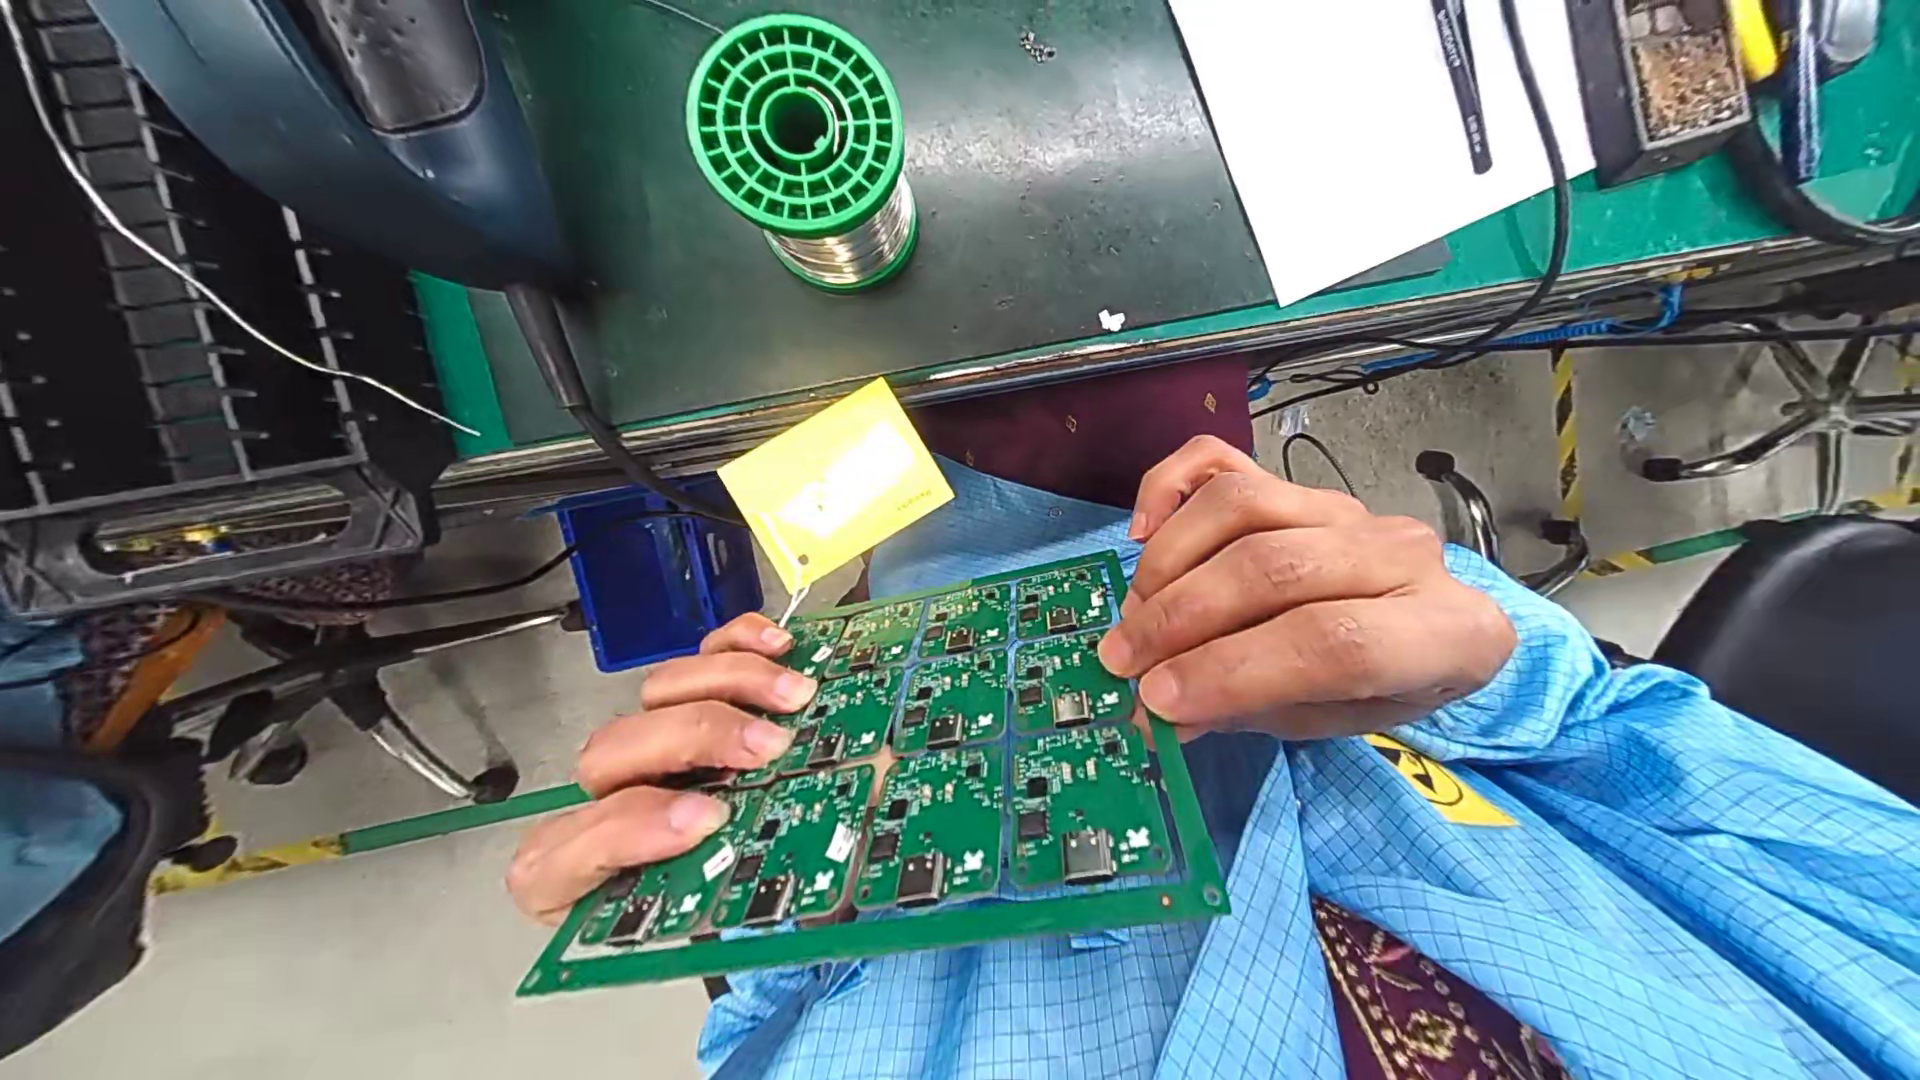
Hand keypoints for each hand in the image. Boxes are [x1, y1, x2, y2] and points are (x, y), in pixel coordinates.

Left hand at [505, 613, 814, 923]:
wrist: (779, 864)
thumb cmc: (753, 894)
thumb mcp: (756, 914)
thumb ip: (762, 891)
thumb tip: (817, 867)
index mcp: (592, 880)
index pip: (561, 857)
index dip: (629, 830)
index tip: (708, 819)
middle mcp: (614, 801)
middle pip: (615, 750)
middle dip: (697, 737)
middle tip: (768, 744)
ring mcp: (654, 740)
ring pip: (658, 690)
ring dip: (731, 682)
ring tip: (794, 695)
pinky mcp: (694, 698)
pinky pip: (700, 655)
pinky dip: (738, 644)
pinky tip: (780, 648)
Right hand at [1099, 436, 1514, 738]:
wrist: (1402, 621)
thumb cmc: (1371, 683)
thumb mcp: (1324, 720)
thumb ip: (1246, 712)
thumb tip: (1154, 714)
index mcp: (1445, 631)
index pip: (1334, 643)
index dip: (1232, 670)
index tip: (1158, 697)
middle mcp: (1399, 551)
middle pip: (1272, 566)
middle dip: (1180, 618)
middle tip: (1123, 659)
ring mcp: (1340, 504)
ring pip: (1238, 505)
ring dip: (1166, 565)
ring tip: (1134, 613)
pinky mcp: (1289, 480)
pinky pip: (1218, 462)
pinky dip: (1164, 489)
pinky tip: (1139, 534)